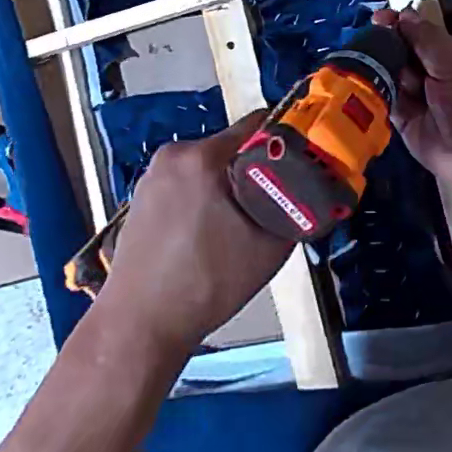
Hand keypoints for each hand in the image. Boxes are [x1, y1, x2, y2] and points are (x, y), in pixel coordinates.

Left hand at [93, 110, 292, 351]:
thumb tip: (310, 196)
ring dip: (225, 187)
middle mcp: (173, 154)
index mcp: (200, 157)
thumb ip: (294, 211)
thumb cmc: (205, 284)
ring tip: (235, 228)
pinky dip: (200, 200)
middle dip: (252, 171)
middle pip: (228, 148)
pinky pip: (184, 185)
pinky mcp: (141, 196)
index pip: (254, 125)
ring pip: (206, 168)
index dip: (281, 141)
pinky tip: (205, 236)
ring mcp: (152, 175)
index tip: (297, 162)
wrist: (140, 325)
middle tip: (268, 206)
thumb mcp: (267, 249)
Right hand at [376, 7, 451, 189]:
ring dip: (385, 68)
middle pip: (399, 48)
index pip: (417, 30)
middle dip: (386, 44)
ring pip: (388, 69)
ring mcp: (413, 92)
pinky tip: (373, 85)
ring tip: (386, 77)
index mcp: (447, 54)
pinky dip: (378, 88)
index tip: (379, 18)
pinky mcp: (400, 113)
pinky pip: (383, 93)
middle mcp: (429, 70)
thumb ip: (426, 38)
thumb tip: (404, 14)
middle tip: (372, 43)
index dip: (399, 23)